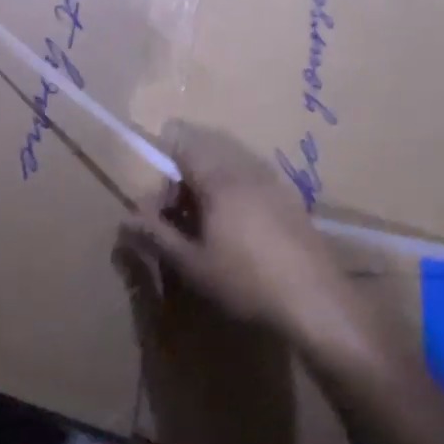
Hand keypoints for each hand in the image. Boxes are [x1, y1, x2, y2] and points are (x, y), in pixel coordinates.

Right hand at [120, 131, 443, 443]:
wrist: (320, 304)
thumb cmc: (248, 282)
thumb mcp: (192, 264)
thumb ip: (155, 236)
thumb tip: (123, 220)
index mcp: (218, 175)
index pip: (180, 139)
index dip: (161, 162)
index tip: (158, 200)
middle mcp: (245, 167)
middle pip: (204, 147)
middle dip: (183, 174)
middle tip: (177, 215)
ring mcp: (272, 180)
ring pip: (228, 163)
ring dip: (208, 183)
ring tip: (204, 225)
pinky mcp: (290, 198)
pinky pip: (250, 177)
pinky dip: (233, 191)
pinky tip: (236, 231)